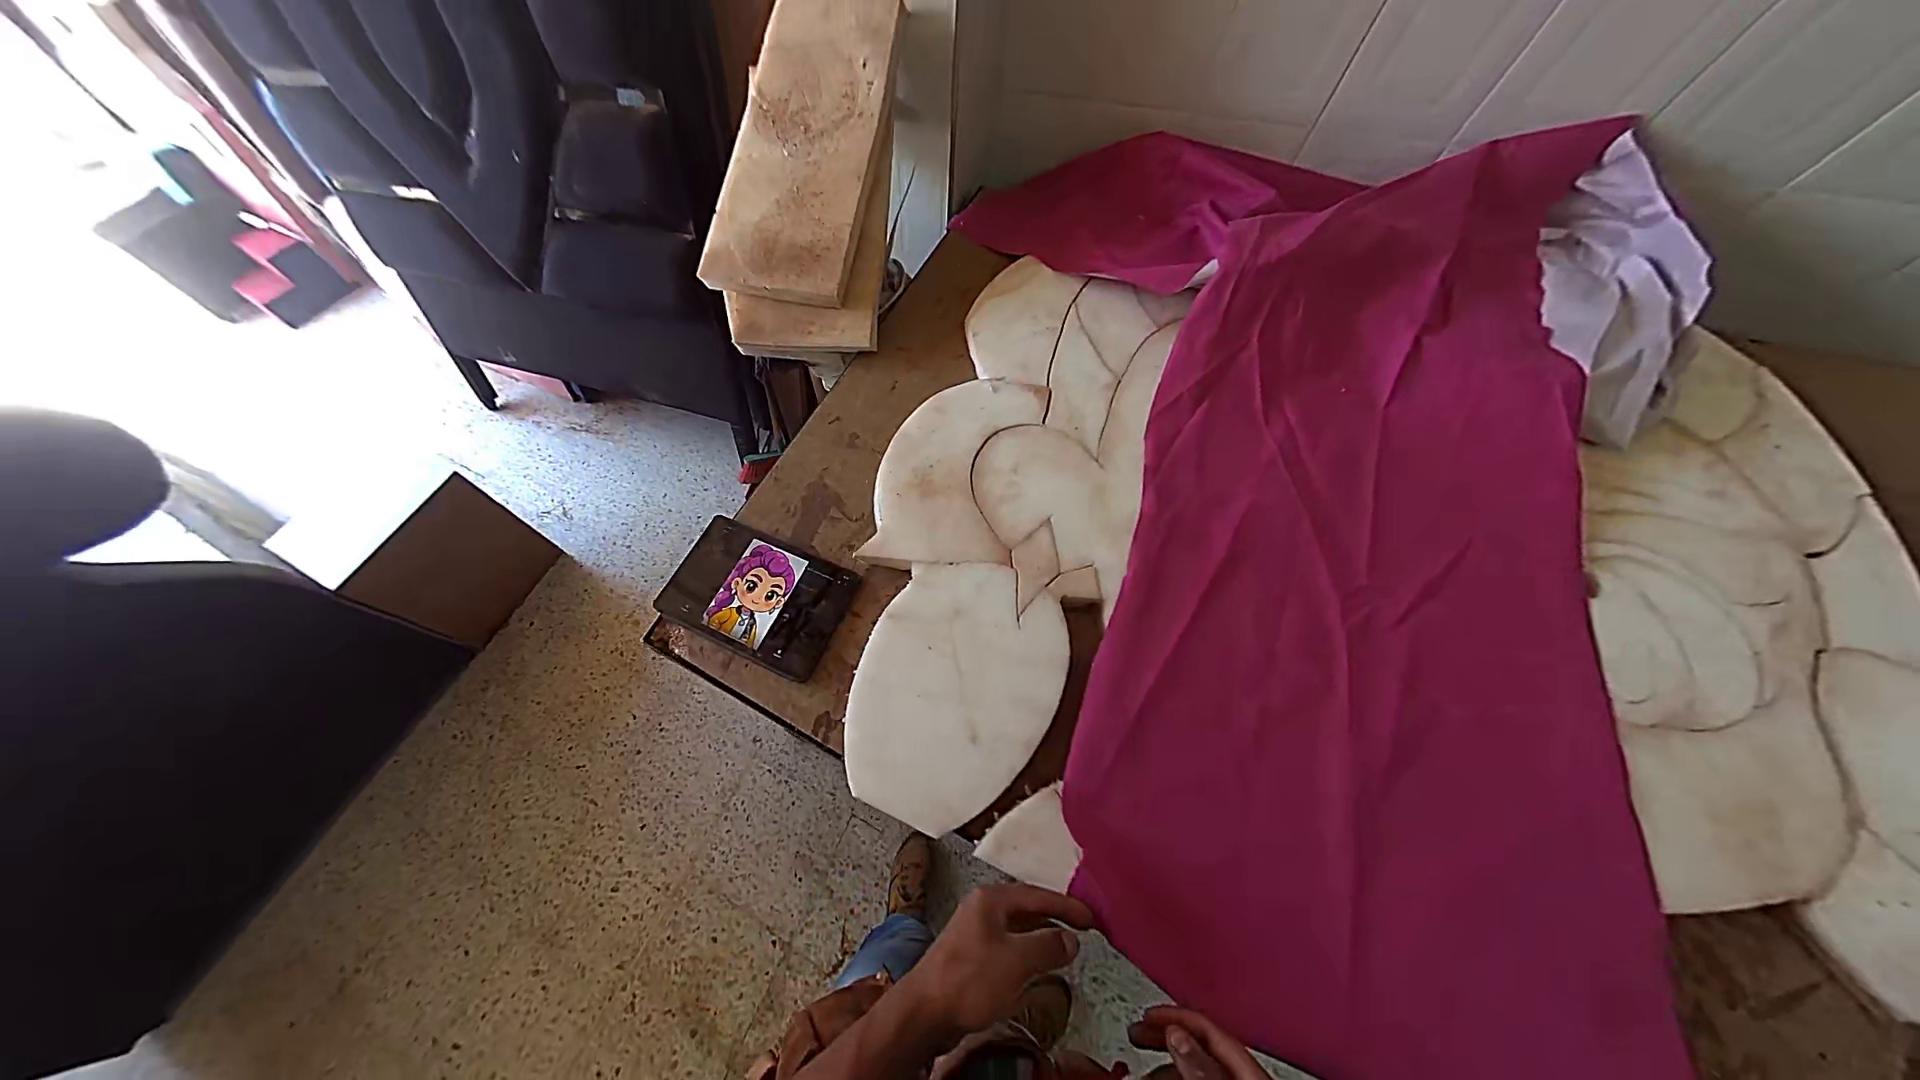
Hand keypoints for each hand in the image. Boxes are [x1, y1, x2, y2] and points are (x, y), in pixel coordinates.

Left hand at [895, 883, 1094, 1040]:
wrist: (925, 1012)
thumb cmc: (965, 980)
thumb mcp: (1016, 960)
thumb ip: (1047, 946)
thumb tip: (1069, 940)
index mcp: (990, 899)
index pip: (1037, 894)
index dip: (1066, 906)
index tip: (1088, 916)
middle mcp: (981, 910)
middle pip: (1026, 907)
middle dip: (1054, 918)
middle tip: (1080, 928)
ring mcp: (974, 933)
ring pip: (1017, 929)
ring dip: (1041, 938)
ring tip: (1064, 949)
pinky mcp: (970, 957)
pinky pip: (1007, 948)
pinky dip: (1026, 954)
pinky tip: (1035, 969)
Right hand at [1130, 1006, 1269, 1079]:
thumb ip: (1204, 1069)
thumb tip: (1177, 1036)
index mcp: (1249, 1075)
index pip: (1209, 1030)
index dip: (1174, 1017)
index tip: (1146, 1016)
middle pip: (1198, 1051)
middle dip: (1163, 1041)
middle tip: (1136, 1036)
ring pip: (1193, 1077)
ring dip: (1163, 1073)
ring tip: (1140, 1078)